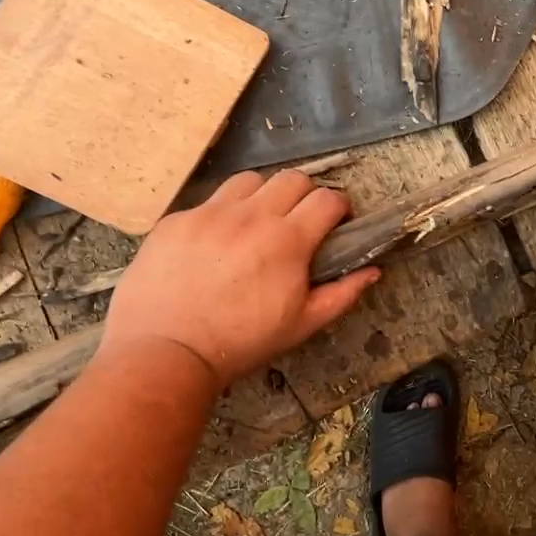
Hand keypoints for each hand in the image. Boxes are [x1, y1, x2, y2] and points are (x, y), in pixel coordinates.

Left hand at [101, 169, 379, 391]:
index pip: (328, 198)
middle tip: (297, 221)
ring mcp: (210, 214)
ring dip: (261, 196)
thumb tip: (374, 271)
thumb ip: (342, 294)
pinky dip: (219, 216)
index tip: (334, 223)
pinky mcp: (175, 221)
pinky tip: (212, 244)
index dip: (338, 207)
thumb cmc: (239, 344)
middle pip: (293, 178)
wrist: (161, 357)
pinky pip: (207, 202)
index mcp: (288, 240)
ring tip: (254, 223)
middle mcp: (252, 216)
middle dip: (304, 195)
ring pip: (249, 180)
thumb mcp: (300, 326)